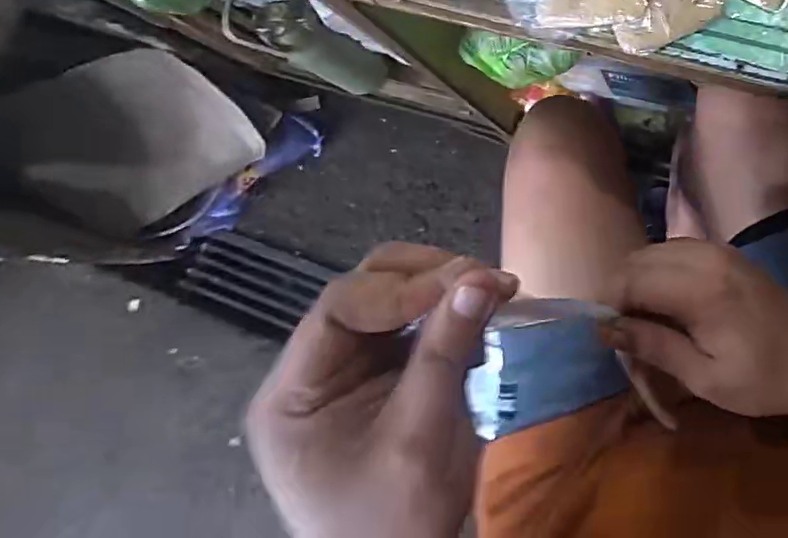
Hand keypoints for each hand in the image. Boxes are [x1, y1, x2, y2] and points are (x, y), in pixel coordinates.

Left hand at [245, 242, 519, 537]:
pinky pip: (418, 317)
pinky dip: (452, 308)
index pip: (341, 306)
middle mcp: (316, 367)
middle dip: (428, 275)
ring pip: (395, 291)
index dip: (403, 287)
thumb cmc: (395, 525)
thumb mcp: (418, 441)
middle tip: (484, 280)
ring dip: (446, 284)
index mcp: (294, 392)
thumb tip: (479, 279)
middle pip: (366, 287)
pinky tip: (485, 311)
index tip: (464, 284)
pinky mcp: (385, 368)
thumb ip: (444, 354)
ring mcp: (351, 365)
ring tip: (494, 290)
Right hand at [601, 238, 787, 418]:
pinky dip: (656, 269)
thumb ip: (655, 347)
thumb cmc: (764, 378)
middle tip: (621, 332)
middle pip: (638, 259)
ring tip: (640, 319)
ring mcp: (714, 248)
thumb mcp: (706, 377)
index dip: (608, 302)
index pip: (632, 279)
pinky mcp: (720, 249)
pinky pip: (672, 249)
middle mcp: (703, 256)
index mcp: (700, 289)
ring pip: (652, 250)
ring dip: (635, 279)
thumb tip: (607, 328)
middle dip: (618, 291)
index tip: (603, 335)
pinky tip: (663, 300)